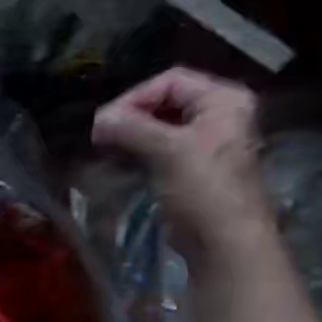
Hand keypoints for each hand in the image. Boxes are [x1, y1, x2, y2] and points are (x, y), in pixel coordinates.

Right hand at [92, 67, 274, 262]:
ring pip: (160, 128)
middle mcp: (218, 115)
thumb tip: (98, 119)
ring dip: (131, 137)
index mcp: (223, 100)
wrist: (222, 240)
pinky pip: (160, 151)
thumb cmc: (203, 189)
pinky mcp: (191, 171)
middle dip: (131, 117)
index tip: (104, 122)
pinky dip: (138, 154)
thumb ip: (132, 129)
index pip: (171, 81)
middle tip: (100, 136)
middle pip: (166, 103)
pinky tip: (118, 164)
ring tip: (104, 149)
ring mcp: (205, 144)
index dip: (135, 97)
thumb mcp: (168, 151)